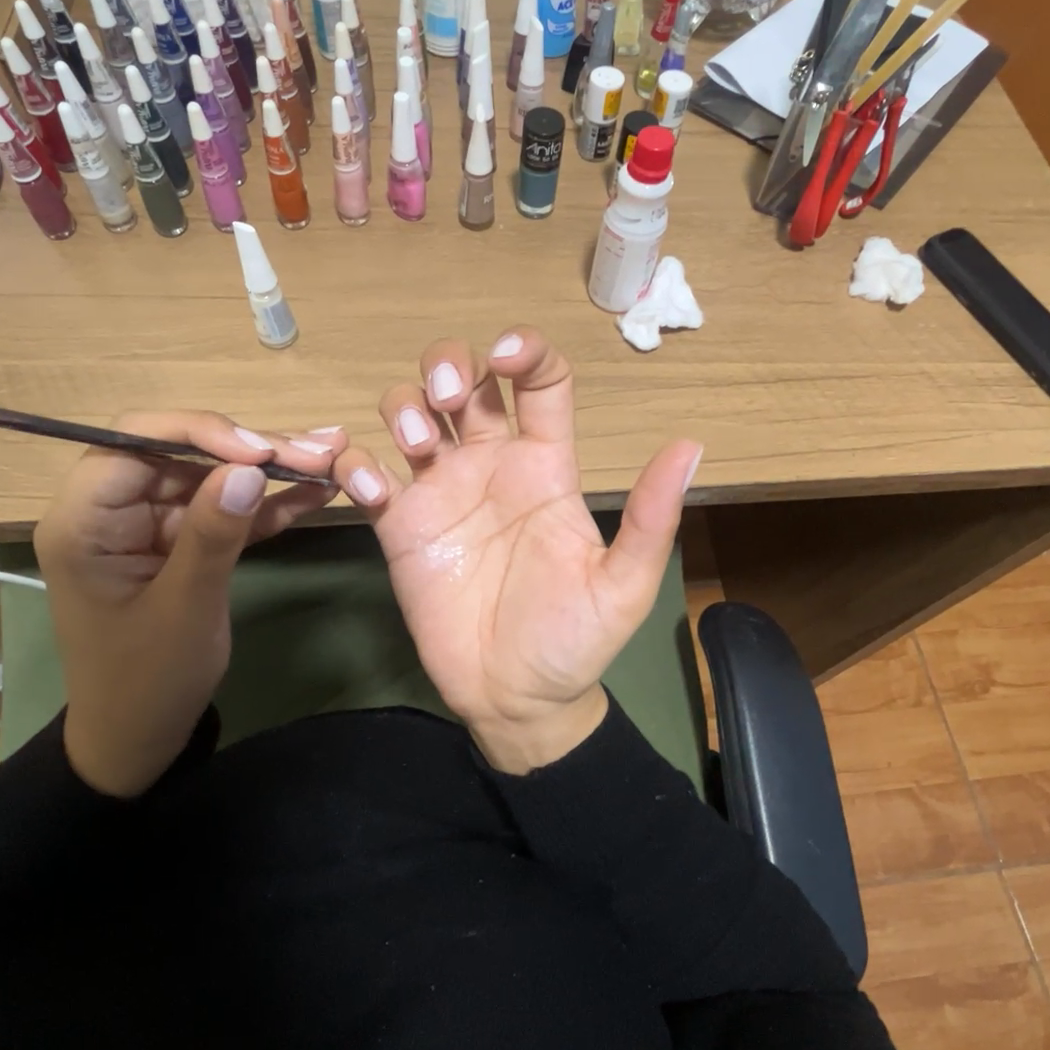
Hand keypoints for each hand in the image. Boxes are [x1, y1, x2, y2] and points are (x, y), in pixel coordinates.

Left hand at [34, 414, 344, 796]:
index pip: (135, 442)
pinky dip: (268, 504)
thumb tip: (247, 469)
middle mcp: (112, 508)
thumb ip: (212, 534)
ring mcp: (149, 524)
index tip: (262, 453)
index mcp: (85, 520)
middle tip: (319, 453)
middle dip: (251, 449)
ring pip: (211, 476)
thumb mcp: (185, 609)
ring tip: (330, 458)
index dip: (200, 434)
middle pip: (182, 452)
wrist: (139, 738)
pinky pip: (224, 510)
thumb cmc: (148, 682)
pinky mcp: (181, 542)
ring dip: (270, 470)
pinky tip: (316, 492)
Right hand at [332, 330, 700, 773]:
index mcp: (546, 467)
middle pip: (464, 379)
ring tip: (416, 447)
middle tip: (445, 400)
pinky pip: (368, 474)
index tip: (505, 357)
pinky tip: (374, 490)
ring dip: (405, 407)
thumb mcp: (621, 586)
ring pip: (411, 410)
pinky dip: (359, 465)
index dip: (525, 352)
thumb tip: (691, 446)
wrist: (515, 698)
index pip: (539, 383)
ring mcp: (441, 491)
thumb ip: (648, 518)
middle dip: (449, 365)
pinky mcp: (400, 525)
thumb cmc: (573, 641)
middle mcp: (491, 465)